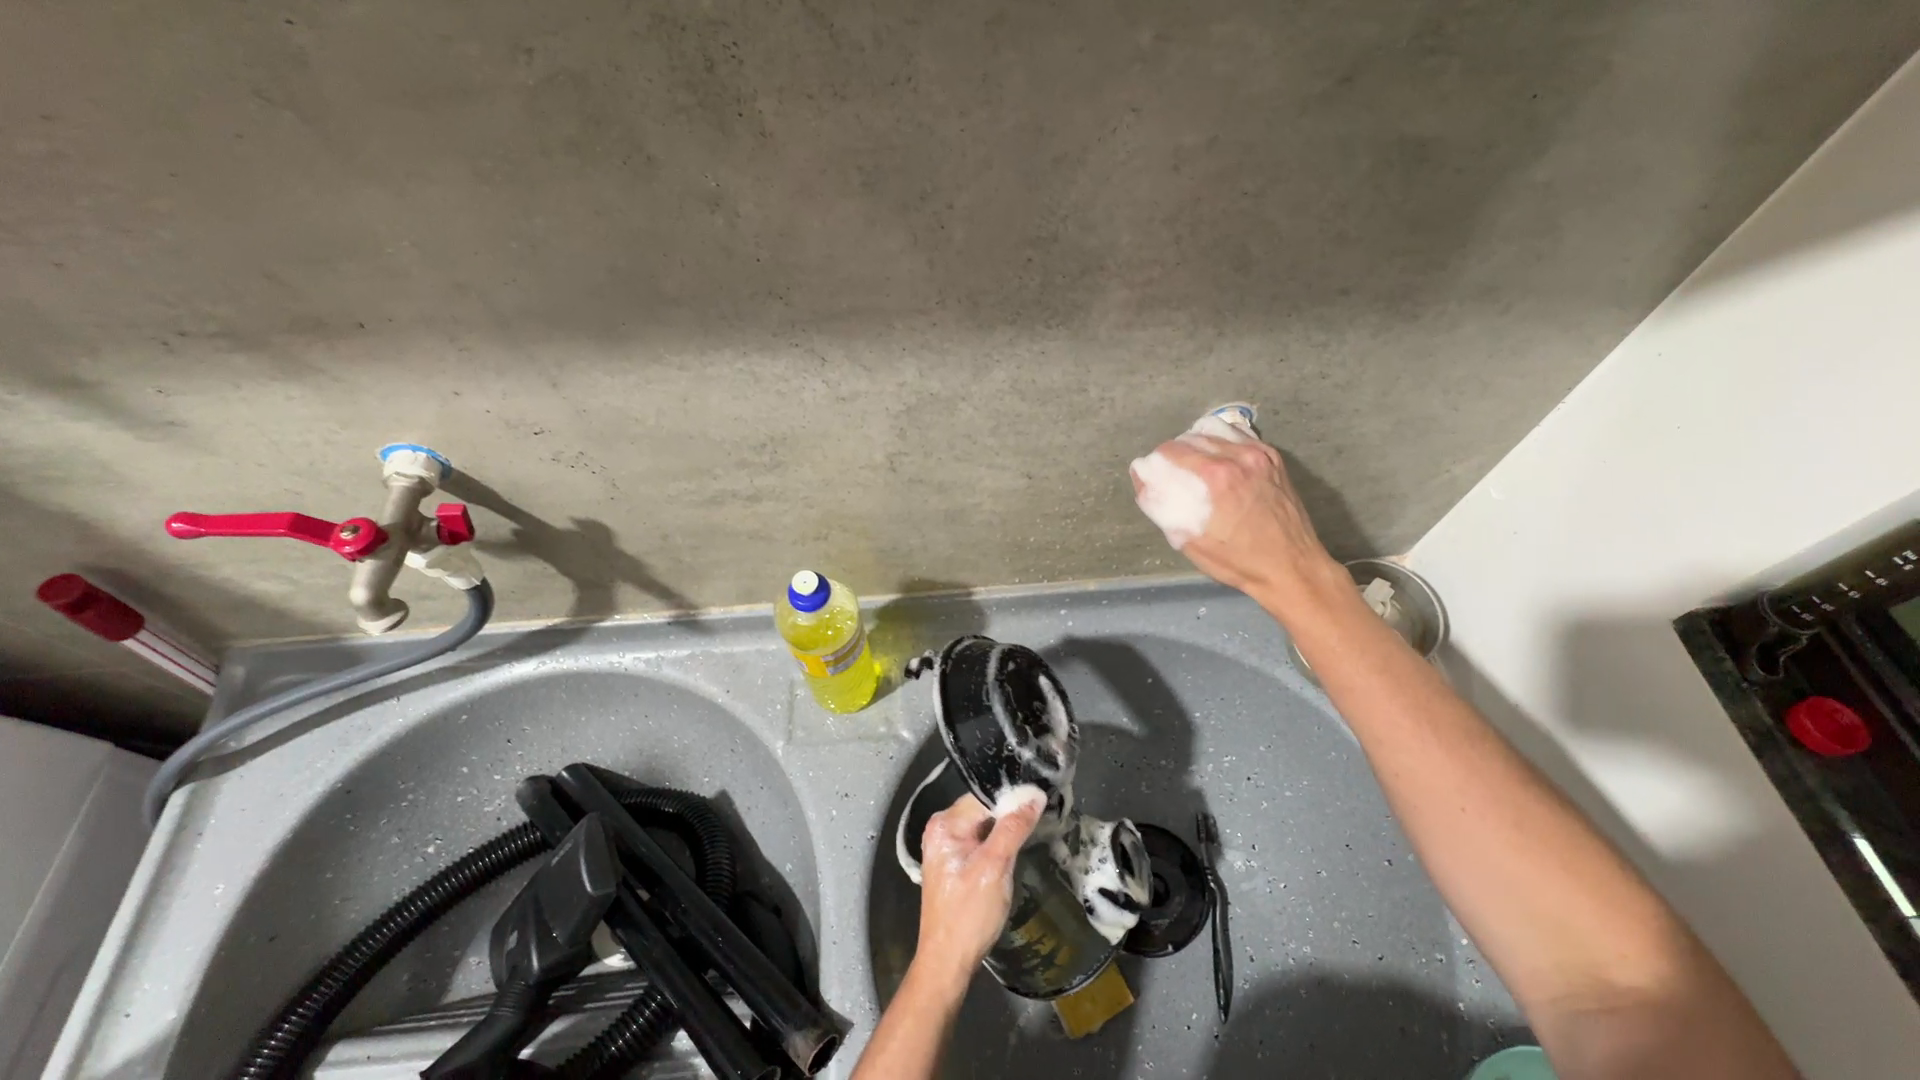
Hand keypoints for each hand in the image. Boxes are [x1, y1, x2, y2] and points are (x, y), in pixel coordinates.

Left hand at [914, 792, 1043, 982]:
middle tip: (1044, 812)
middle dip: (1012, 812)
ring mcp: (948, 846)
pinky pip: (981, 840)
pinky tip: (1017, 847)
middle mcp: (942, 829)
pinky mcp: (956, 863)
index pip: (984, 795)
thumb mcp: (995, 867)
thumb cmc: (969, 914)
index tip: (1043, 796)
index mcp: (945, 824)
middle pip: (984, 808)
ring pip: (985, 825)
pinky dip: (999, 842)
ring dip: (1008, 827)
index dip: (1014, 796)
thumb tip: (1034, 795)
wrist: (948, 960)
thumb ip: (1014, 828)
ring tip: (1036, 826)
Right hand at [1133, 434, 1340, 611]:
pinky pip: (1239, 438)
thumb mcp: (1189, 540)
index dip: (1156, 461)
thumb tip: (1143, 480)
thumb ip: (1161, 506)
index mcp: (1216, 476)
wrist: (1291, 567)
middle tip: (1172, 471)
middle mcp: (1238, 457)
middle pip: (1192, 437)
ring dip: (1198, 444)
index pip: (1172, 450)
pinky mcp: (1274, 459)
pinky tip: (1219, 459)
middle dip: (1176, 452)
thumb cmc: (1237, 561)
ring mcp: (1260, 455)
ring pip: (1216, 432)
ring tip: (1194, 463)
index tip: (1153, 472)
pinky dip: (1223, 443)